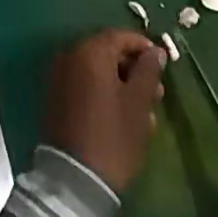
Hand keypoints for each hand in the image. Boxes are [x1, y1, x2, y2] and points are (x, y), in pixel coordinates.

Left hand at [44, 28, 166, 192]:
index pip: (120, 36)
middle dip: (133, 68)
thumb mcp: (139, 103)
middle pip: (107, 52)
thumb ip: (148, 71)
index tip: (162, 64)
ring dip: (120, 83)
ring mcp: (59, 78)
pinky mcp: (55, 99)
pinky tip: (121, 115)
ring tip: (143, 109)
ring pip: (96, 71)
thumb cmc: (113, 136)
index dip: (144, 47)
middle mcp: (70, 57)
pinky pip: (84, 85)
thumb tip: (155, 51)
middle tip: (156, 91)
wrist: (75, 180)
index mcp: (90, 52)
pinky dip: (103, 92)